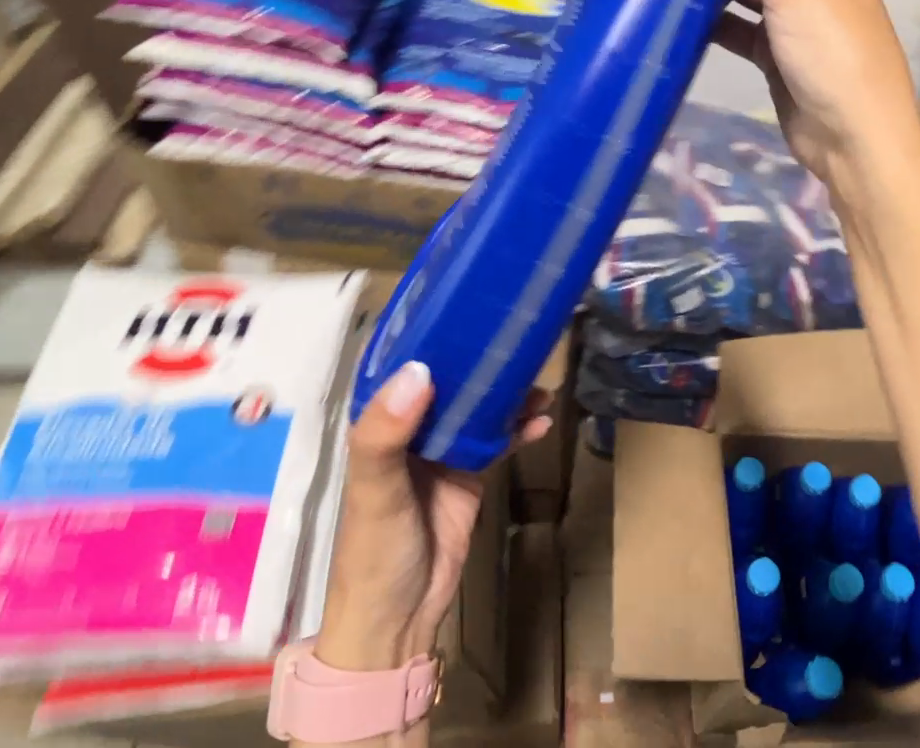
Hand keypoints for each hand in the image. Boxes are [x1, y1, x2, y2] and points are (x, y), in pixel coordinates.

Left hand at [313, 361, 551, 671]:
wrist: (401, 616)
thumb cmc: (375, 550)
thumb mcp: (375, 491)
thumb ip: (387, 434)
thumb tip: (421, 371)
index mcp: (380, 425)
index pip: (403, 369)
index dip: (429, 337)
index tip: (463, 303)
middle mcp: (412, 430)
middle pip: (450, 382)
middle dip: (482, 360)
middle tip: (519, 336)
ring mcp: (444, 451)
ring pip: (480, 407)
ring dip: (509, 394)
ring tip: (542, 382)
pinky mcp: (471, 474)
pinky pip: (500, 439)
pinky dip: (521, 428)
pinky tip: (544, 419)